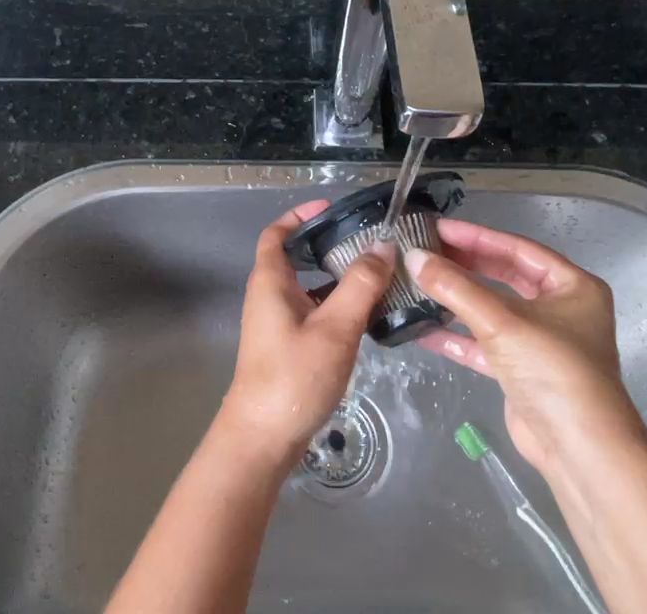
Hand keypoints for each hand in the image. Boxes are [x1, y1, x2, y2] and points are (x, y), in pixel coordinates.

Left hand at [216, 201, 395, 463]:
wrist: (263, 437)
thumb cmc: (294, 374)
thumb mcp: (335, 327)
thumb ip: (360, 284)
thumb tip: (383, 245)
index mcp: (270, 281)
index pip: (276, 233)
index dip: (300, 215)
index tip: (332, 209)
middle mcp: (268, 297)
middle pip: (296, 258)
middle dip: (330, 247)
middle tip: (369, 242)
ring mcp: (276, 324)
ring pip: (308, 289)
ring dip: (338, 279)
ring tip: (378, 275)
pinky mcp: (286, 348)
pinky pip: (313, 313)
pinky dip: (336, 307)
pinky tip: (366, 316)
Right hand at [404, 219, 642, 473]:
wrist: (580, 449)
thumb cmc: (553, 370)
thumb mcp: (502, 322)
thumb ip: (455, 288)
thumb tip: (413, 257)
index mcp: (573, 286)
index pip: (518, 249)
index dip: (476, 236)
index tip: (437, 228)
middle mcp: (560, 309)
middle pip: (505, 276)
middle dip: (465, 265)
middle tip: (425, 251)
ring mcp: (541, 342)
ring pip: (493, 310)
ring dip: (458, 299)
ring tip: (419, 283)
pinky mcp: (522, 371)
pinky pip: (485, 343)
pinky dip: (457, 335)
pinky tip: (423, 328)